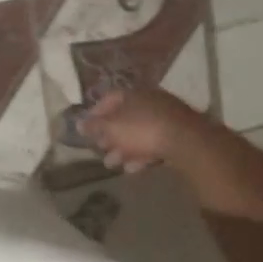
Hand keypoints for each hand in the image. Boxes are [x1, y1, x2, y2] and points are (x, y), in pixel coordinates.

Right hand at [76, 88, 201, 173]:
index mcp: (132, 94)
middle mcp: (149, 101)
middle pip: (123, 118)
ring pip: (138, 133)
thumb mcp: (111, 128)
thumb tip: (78, 123)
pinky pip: (153, 142)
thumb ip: (94, 126)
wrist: (184, 140)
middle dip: (109, 137)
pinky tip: (134, 168)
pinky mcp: (176, 134)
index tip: (86, 130)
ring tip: (114, 164)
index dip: (94, 114)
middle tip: (100, 150)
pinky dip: (141, 154)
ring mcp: (164, 117)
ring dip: (123, 149)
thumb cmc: (141, 129)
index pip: (107, 99)